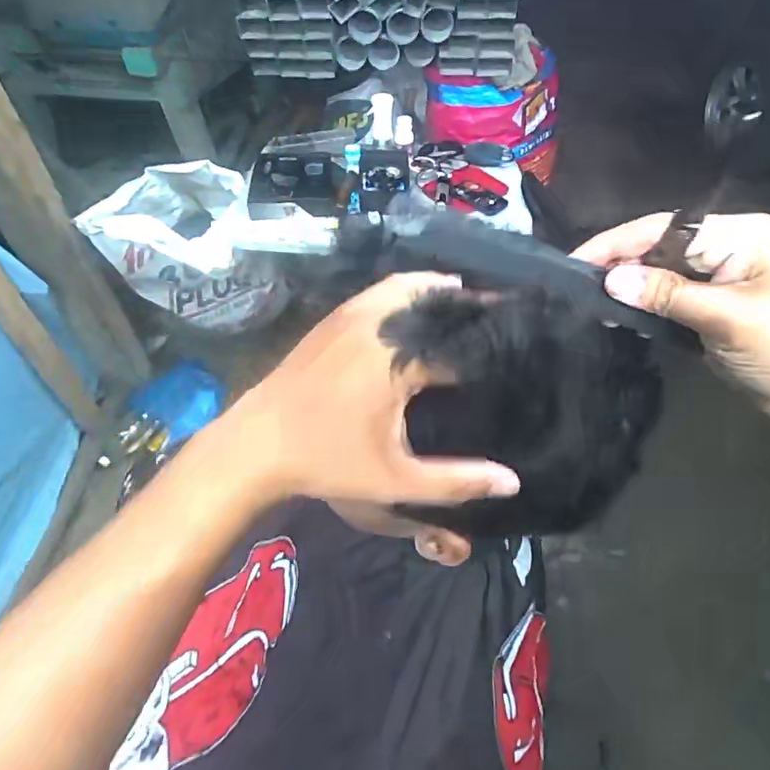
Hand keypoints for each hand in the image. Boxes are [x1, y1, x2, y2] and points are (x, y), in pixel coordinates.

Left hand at [208, 273, 520, 506]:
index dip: (490, 353)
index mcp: (398, 360)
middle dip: (470, 312)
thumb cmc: (327, 461)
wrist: (255, 444)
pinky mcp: (336, 315)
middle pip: (439, 304)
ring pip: (411, 288)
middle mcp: (380, 324)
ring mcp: (354, 313)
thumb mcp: (394, 479)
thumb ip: (455, 481)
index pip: (461, 347)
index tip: (514, 359)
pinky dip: (411, 291)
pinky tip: (420, 310)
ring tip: (465, 309)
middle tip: (498, 323)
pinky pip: (385, 290)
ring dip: (440, 295)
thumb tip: (512, 482)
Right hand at [573, 213, 769, 427]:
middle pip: (664, 248)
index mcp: (742, 234)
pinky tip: (626, 316)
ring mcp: (728, 279)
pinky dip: (654, 308)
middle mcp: (732, 247)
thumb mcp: (730, 321)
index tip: (576, 261)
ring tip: (592, 300)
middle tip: (577, 286)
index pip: (666, 228)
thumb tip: (611, 278)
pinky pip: (679, 299)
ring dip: (636, 287)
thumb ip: (669, 296)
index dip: (618, 243)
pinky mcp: (723, 309)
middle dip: (623, 264)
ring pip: (668, 274)